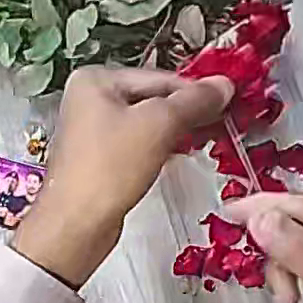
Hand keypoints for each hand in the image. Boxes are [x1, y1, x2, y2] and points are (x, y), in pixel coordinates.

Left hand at [13, 67, 232, 286]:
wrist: (77, 224)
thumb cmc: (109, 169)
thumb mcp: (159, 126)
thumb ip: (194, 102)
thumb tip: (224, 86)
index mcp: (95, 80)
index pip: (159, 77)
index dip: (194, 92)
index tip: (225, 104)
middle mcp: (90, 100)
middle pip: (153, 99)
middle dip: (186, 112)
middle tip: (219, 124)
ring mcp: (93, 131)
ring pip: (147, 124)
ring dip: (176, 131)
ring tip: (204, 140)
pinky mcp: (100, 160)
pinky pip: (138, 145)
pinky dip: (160, 148)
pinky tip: (177, 156)